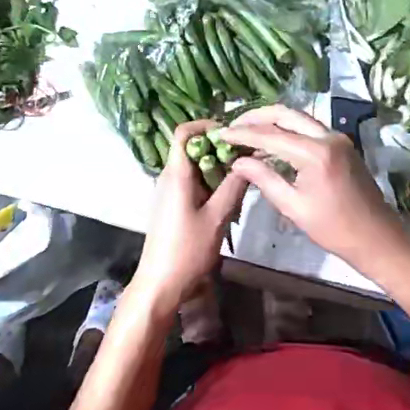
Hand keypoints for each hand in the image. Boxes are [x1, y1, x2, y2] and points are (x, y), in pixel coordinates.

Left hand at [131, 119, 249, 315]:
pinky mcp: (171, 205)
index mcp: (175, 174)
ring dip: (216, 168)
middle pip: (191, 148)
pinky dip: (209, 183)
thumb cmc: (187, 250)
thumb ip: (233, 187)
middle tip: (245, 158)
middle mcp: (168, 177)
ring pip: (193, 167)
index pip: (184, 133)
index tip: (231, 135)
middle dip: (218, 149)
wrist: (160, 283)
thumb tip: (249, 161)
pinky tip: (227, 199)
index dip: (206, 126)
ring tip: (242, 178)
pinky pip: (191, 183)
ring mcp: (168, 191)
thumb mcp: (216, 218)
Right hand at [221, 106, 409, 287]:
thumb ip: (264, 179)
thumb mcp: (293, 206)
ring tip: (246, 130)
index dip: (243, 133)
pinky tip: (270, 141)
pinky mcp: (341, 144)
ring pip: (297, 117)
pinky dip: (287, 129)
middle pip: (285, 114)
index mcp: (315, 153)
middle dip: (256, 117)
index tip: (220, 134)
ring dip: (271, 120)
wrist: (378, 238)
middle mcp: (327, 137)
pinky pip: (308, 128)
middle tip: (232, 125)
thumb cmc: (334, 229)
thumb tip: (238, 161)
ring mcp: (337, 138)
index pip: (271, 134)